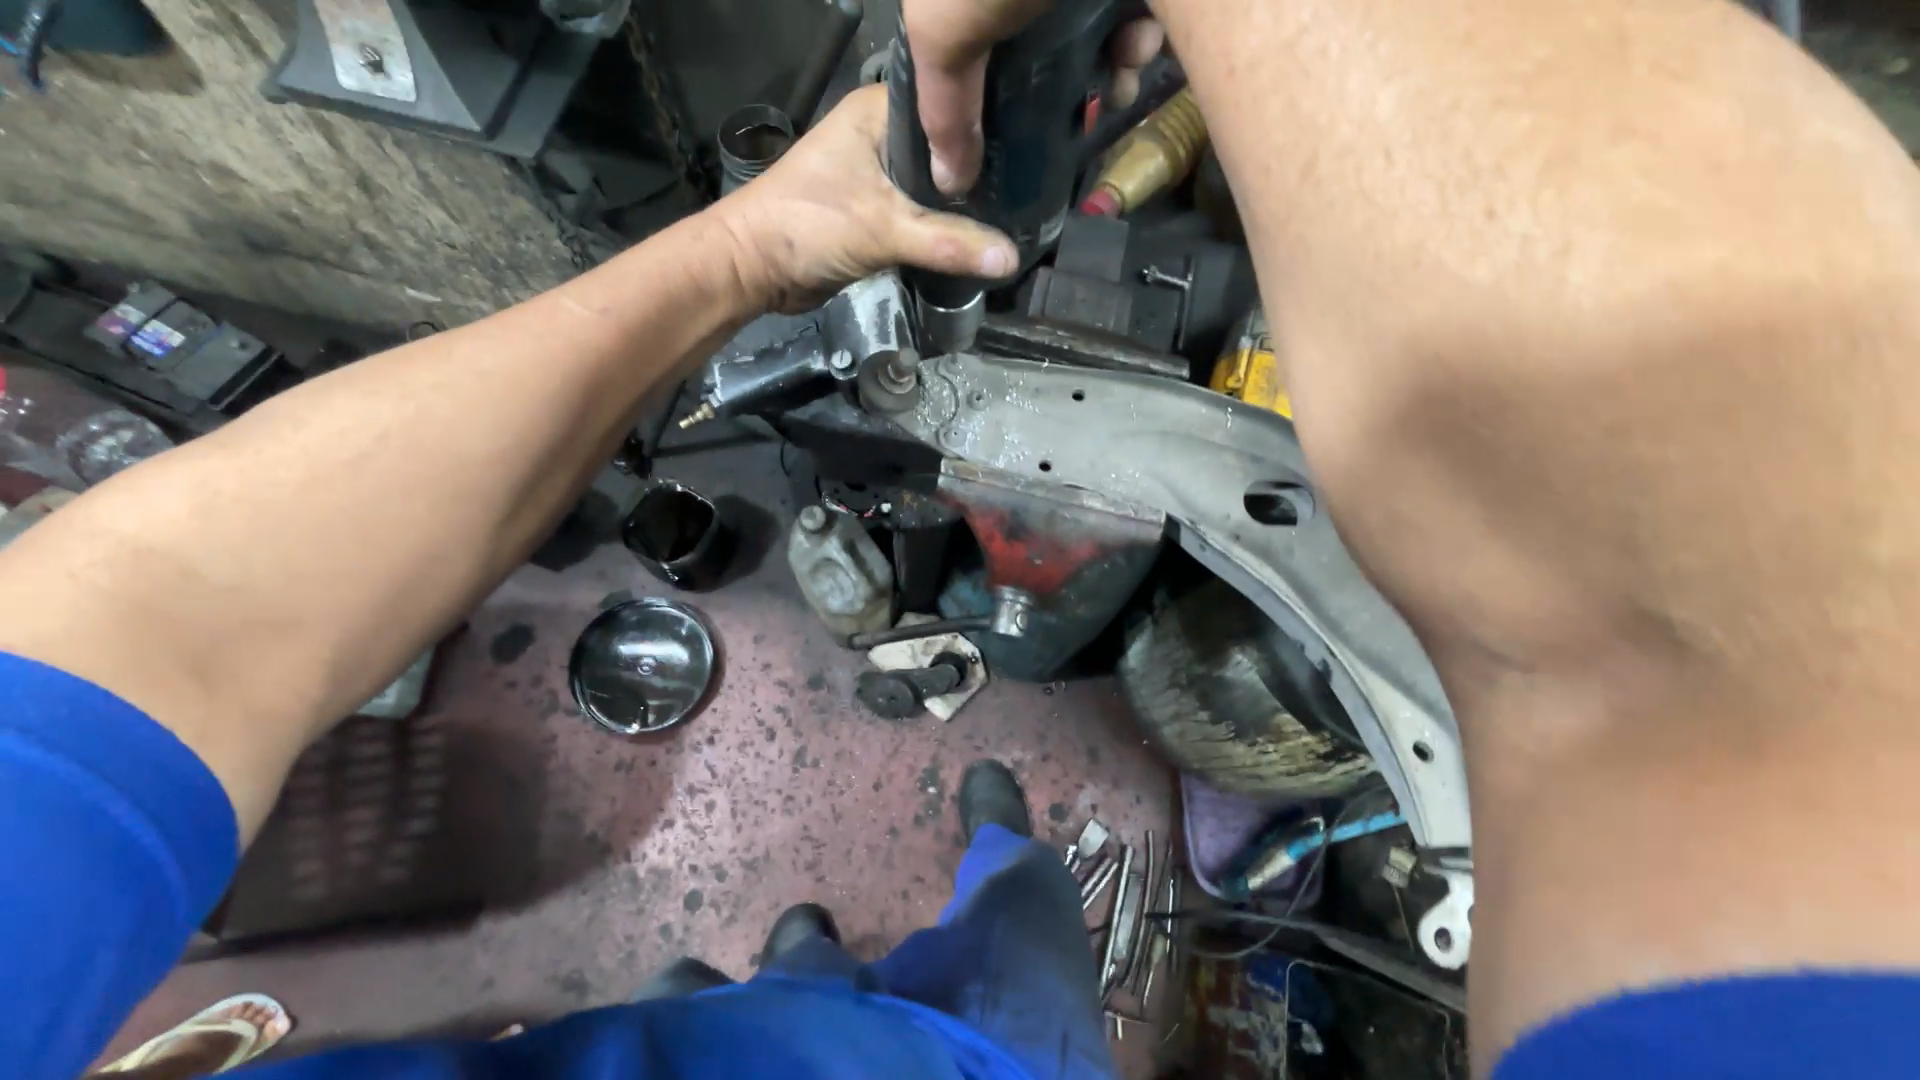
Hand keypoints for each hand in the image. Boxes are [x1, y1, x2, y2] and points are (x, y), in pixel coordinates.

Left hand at [711, 86, 1017, 312]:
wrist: (754, 270)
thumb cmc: (808, 227)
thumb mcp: (883, 229)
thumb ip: (948, 243)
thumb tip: (1012, 256)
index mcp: (879, 112)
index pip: (949, 110)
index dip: (989, 131)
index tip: (1033, 154)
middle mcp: (881, 135)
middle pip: (947, 153)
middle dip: (983, 177)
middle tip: (1033, 195)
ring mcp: (878, 176)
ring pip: (936, 189)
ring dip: (965, 209)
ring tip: (1015, 219)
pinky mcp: (877, 213)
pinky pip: (923, 217)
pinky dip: (945, 230)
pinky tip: (980, 240)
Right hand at [905, 0, 1164, 194]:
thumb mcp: (946, 34)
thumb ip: (942, 110)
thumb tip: (948, 181)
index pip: (976, 43)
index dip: (996, 90)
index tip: (1025, 124)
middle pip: (1044, 36)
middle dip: (1073, 81)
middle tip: (1090, 106)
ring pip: (1096, 18)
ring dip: (1115, 59)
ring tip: (1124, 72)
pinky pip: (1132, 2)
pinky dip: (1141, 26)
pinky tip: (1142, 38)